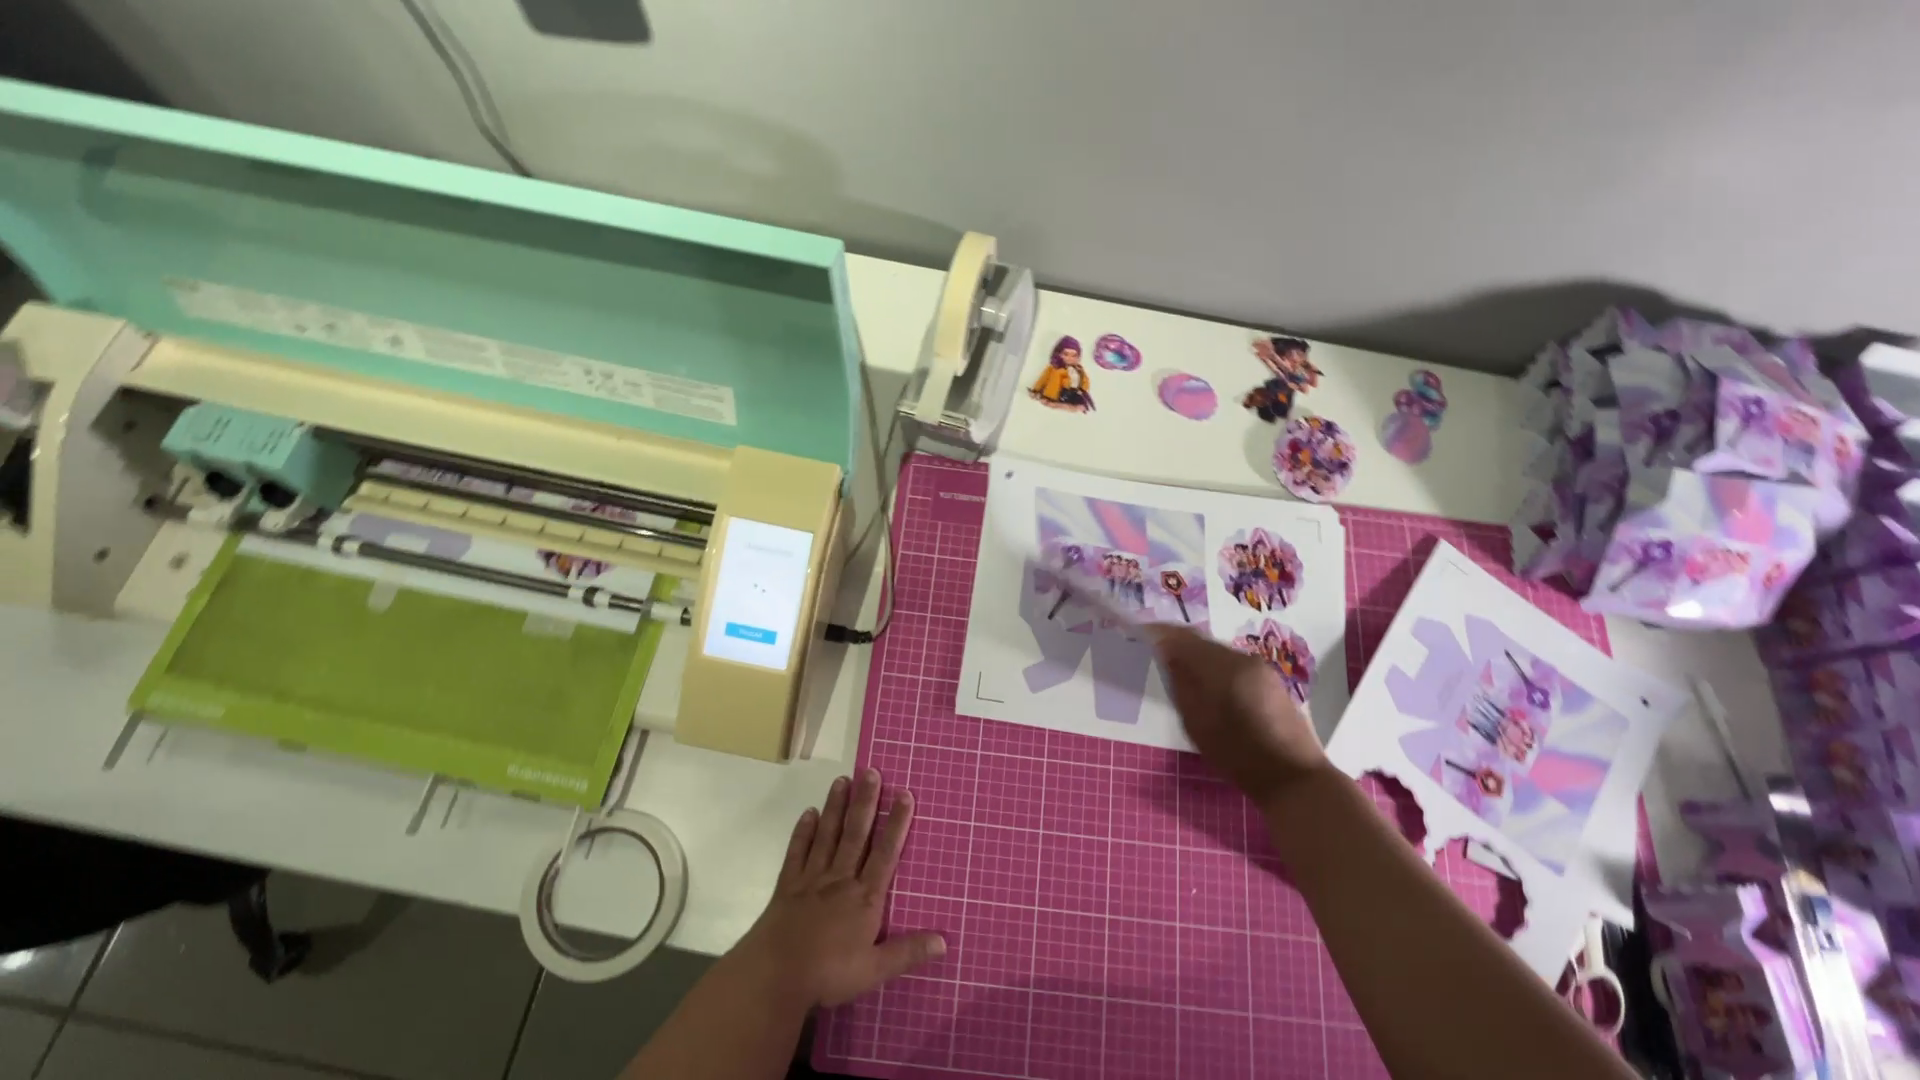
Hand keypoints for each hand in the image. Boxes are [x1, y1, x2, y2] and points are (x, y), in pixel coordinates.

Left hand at [736, 769, 944, 1007]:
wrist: (775, 975)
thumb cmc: (828, 973)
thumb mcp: (875, 969)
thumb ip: (908, 952)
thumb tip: (944, 941)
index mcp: (865, 898)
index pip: (885, 854)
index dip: (896, 824)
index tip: (904, 795)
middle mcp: (840, 879)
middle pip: (856, 834)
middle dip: (865, 802)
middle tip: (871, 772)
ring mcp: (812, 879)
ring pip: (827, 836)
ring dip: (836, 807)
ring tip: (843, 780)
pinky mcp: (787, 886)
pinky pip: (797, 852)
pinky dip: (803, 831)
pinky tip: (808, 813)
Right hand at [1153, 626, 1329, 803]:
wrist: (1293, 777)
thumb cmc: (1239, 757)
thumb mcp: (1198, 724)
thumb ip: (1181, 684)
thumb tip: (1167, 655)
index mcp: (1225, 667)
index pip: (1184, 638)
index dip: (1160, 632)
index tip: (1140, 633)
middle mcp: (1244, 659)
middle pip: (1203, 642)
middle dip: (1178, 645)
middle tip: (1156, 656)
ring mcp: (1261, 669)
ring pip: (1219, 653)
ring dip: (1197, 658)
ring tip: (1178, 673)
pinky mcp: (1271, 681)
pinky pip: (1234, 664)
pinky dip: (1215, 669)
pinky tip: (1208, 687)